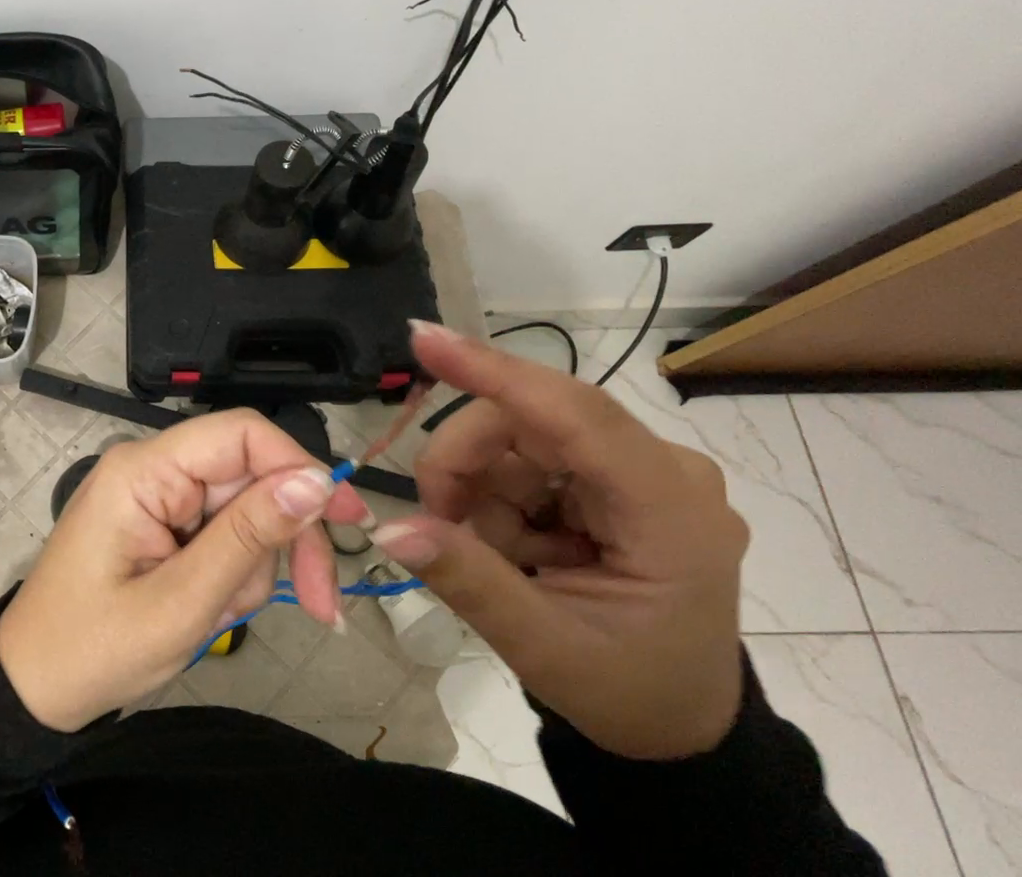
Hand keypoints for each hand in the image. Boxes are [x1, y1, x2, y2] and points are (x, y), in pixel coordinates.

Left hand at [0, 409, 369, 731]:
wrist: (34, 690)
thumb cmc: (93, 652)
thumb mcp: (181, 602)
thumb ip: (249, 537)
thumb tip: (316, 480)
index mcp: (142, 471)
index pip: (242, 433)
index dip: (301, 466)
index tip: (349, 521)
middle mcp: (151, 471)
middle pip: (252, 477)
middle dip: (285, 542)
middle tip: (320, 608)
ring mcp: (156, 499)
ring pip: (246, 513)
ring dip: (253, 569)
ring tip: (217, 615)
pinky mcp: (162, 526)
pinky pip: (223, 537)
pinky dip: (232, 577)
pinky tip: (208, 610)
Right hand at [372, 321, 749, 759]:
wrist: (675, 724)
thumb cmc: (625, 691)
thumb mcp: (542, 647)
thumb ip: (467, 580)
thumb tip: (386, 528)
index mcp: (671, 512)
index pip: (576, 416)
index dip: (496, 373)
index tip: (423, 338)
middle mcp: (664, 471)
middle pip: (530, 422)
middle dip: (466, 467)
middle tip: (437, 526)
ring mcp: (640, 471)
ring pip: (518, 438)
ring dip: (480, 491)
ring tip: (496, 558)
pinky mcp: (616, 478)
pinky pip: (527, 459)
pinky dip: (498, 499)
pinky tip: (516, 548)